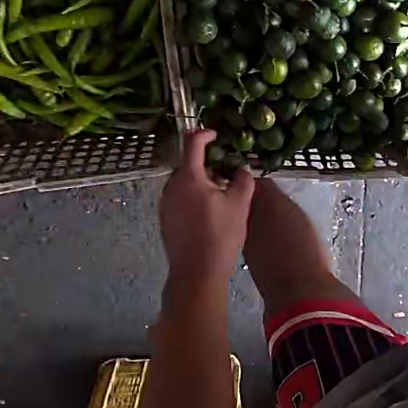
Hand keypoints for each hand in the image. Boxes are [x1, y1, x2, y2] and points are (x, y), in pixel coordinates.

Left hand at [159, 129, 254, 287]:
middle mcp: (171, 187)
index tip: (215, 135)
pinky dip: (195, 198)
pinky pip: (180, 199)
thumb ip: (242, 180)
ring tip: (223, 197)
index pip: (192, 143)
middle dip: (209, 166)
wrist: (197, 273)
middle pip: (189, 165)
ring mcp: (165, 204)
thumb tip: (240, 171)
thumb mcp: (240, 204)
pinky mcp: (166, 219)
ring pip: (185, 183)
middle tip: (228, 175)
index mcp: (188, 178)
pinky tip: (211, 213)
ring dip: (203, 183)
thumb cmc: (220, 236)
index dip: (205, 134)